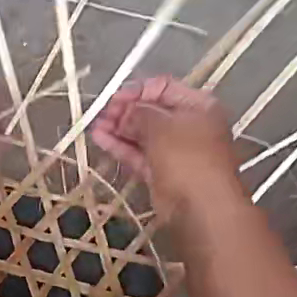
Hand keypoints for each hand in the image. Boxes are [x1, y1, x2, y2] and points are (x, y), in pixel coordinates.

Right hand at [90, 77, 241, 212]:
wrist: (201, 207)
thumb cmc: (188, 158)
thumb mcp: (162, 126)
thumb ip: (139, 113)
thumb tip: (124, 111)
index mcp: (198, 106)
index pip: (164, 88)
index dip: (138, 90)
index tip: (114, 98)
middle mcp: (188, 125)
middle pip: (152, 111)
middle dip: (125, 110)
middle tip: (102, 113)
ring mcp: (174, 150)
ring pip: (143, 134)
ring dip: (119, 128)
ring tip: (96, 125)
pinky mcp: (161, 172)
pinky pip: (138, 154)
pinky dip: (120, 146)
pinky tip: (100, 139)